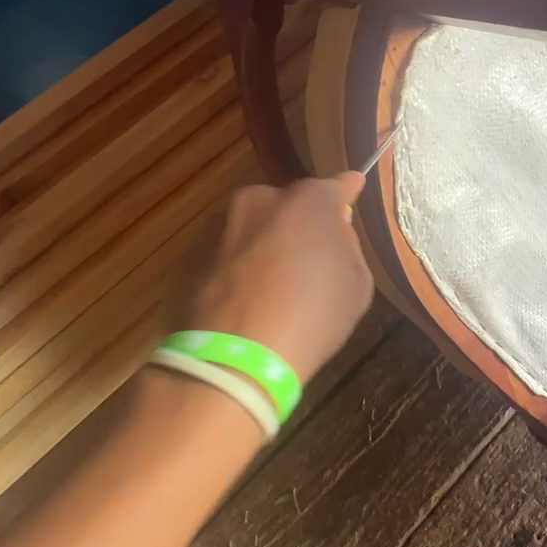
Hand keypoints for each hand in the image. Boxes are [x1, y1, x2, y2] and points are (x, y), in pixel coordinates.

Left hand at [175, 173, 373, 382]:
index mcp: (310, 200)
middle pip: (291, 205)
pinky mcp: (189, 252)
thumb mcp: (357, 284)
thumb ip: (349, 246)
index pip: (338, 185)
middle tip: (308, 261)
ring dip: (265, 243)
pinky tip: (243, 302)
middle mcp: (262, 199)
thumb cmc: (311, 318)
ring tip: (269, 287)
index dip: (349, 189)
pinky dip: (235, 267)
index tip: (354, 188)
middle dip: (301, 224)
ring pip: (253, 226)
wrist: (231, 361)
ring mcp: (220, 224)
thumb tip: (333, 232)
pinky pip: (225, 252)